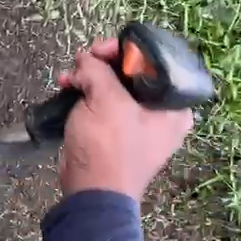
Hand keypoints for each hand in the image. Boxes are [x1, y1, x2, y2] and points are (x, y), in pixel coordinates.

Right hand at [57, 38, 193, 201]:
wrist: (93, 189)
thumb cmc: (109, 145)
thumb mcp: (106, 101)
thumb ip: (98, 71)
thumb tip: (87, 60)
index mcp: (174, 107)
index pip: (154, 63)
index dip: (124, 51)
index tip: (97, 51)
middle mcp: (161, 113)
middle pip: (131, 72)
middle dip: (100, 64)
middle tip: (80, 64)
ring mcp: (138, 122)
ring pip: (113, 84)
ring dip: (87, 76)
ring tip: (67, 79)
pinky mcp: (116, 129)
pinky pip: (103, 100)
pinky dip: (85, 91)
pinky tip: (67, 88)